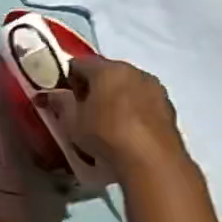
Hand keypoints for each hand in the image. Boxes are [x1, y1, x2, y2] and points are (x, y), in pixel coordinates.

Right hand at [42, 53, 190, 178]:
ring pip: (126, 85)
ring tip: (102, 119)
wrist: (151, 159)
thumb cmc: (105, 134)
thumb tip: (54, 94)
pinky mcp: (167, 105)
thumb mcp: (71, 122)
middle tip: (79, 106)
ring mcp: (154, 87)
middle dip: (91, 85)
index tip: (59, 93)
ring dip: (113, 95)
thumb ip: (60, 103)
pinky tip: (123, 127)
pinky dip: (130, 107)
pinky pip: (141, 99)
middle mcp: (134, 71)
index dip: (66, 76)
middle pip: (106, 71)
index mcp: (108, 70)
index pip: (79, 62)